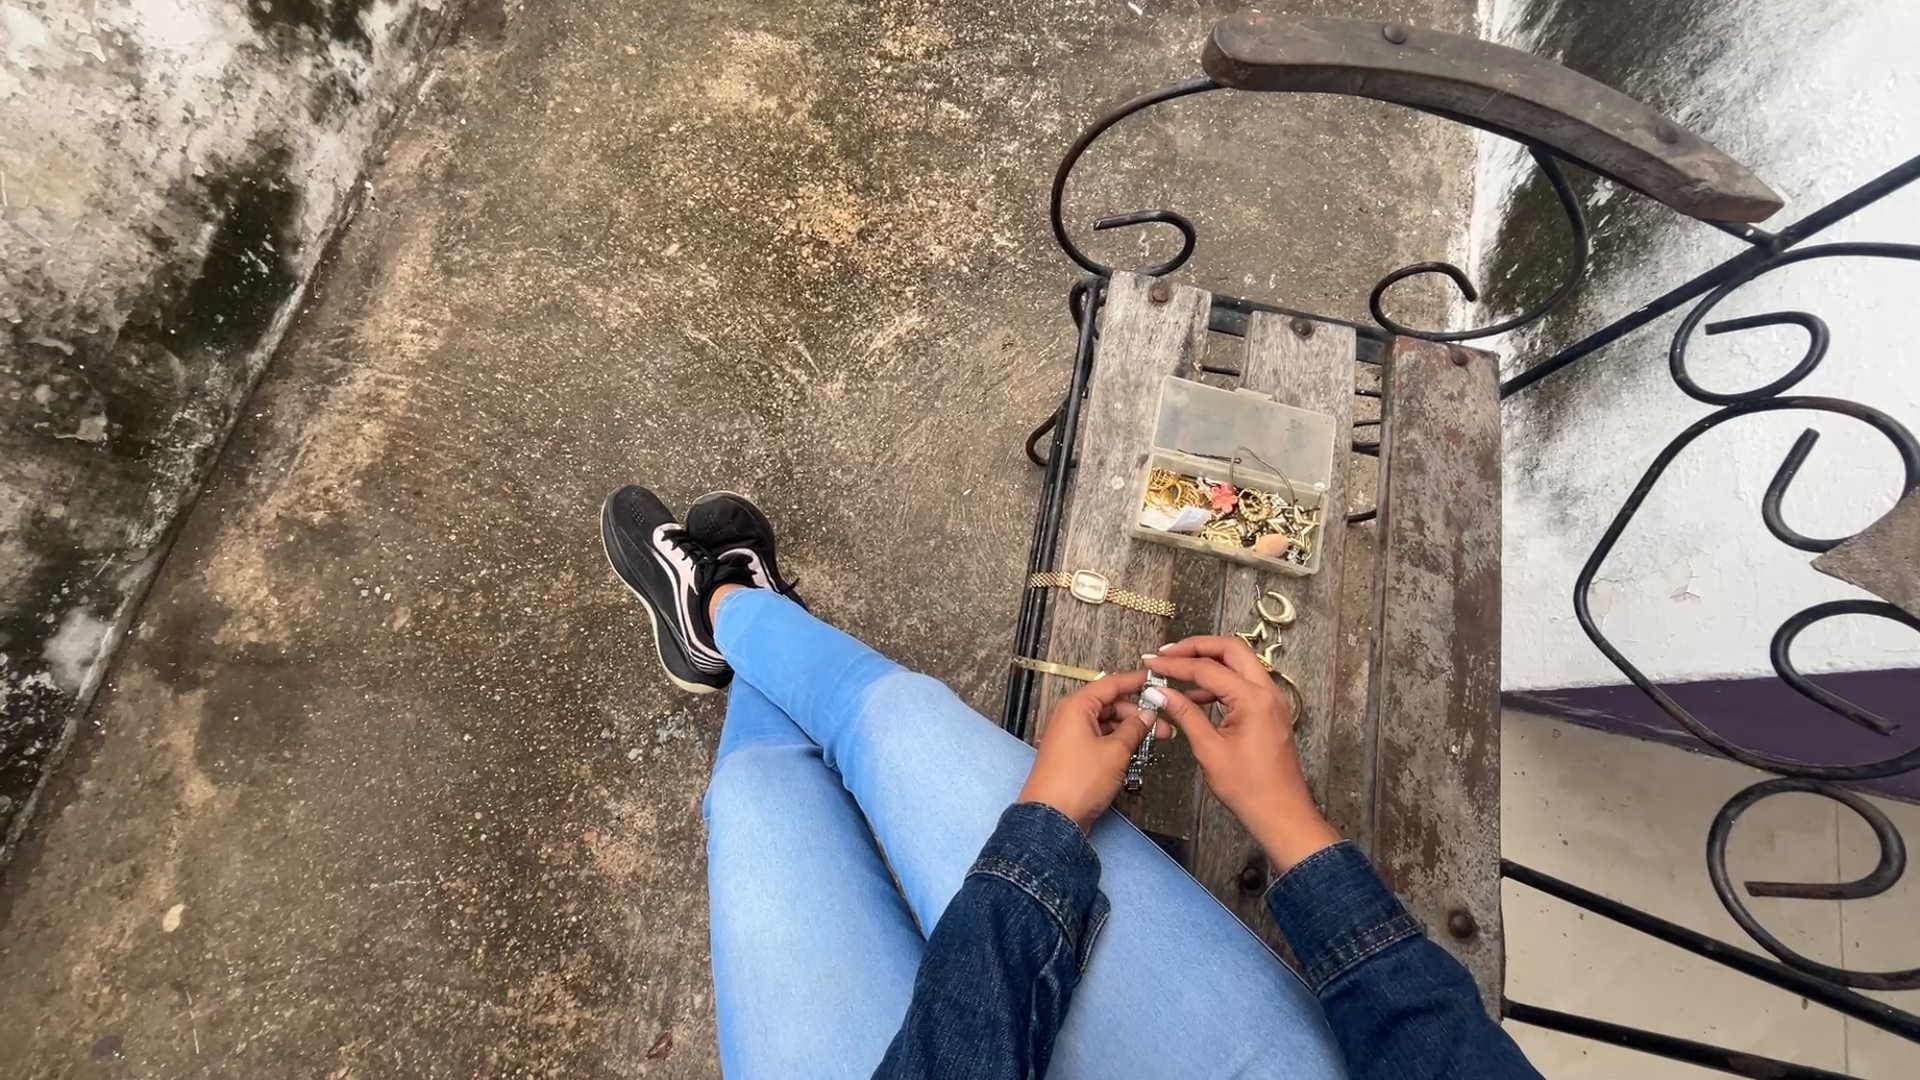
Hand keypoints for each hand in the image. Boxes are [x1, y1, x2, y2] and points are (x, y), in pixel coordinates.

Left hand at [1018, 670, 1173, 833]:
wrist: (1053, 818)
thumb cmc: (1076, 782)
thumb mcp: (1115, 751)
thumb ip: (1134, 729)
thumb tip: (1146, 716)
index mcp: (1076, 707)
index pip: (1110, 684)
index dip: (1134, 682)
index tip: (1153, 680)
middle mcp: (1070, 718)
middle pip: (1109, 705)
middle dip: (1137, 713)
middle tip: (1161, 725)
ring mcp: (1071, 737)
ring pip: (1106, 725)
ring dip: (1129, 731)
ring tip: (1153, 740)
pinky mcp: (1073, 756)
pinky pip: (1100, 741)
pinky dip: (1117, 744)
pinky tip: (1135, 752)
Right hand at [1146, 637, 1339, 870]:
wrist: (1282, 814)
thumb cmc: (1249, 787)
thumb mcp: (1209, 749)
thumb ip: (1184, 713)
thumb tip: (1159, 691)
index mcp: (1253, 699)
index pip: (1207, 668)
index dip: (1175, 663)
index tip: (1151, 662)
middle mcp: (1267, 692)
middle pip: (1230, 649)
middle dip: (1196, 646)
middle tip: (1168, 653)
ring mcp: (1271, 700)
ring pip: (1238, 663)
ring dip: (1207, 662)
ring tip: (1176, 670)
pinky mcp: (1268, 710)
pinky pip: (1242, 682)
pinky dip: (1218, 680)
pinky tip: (1194, 695)